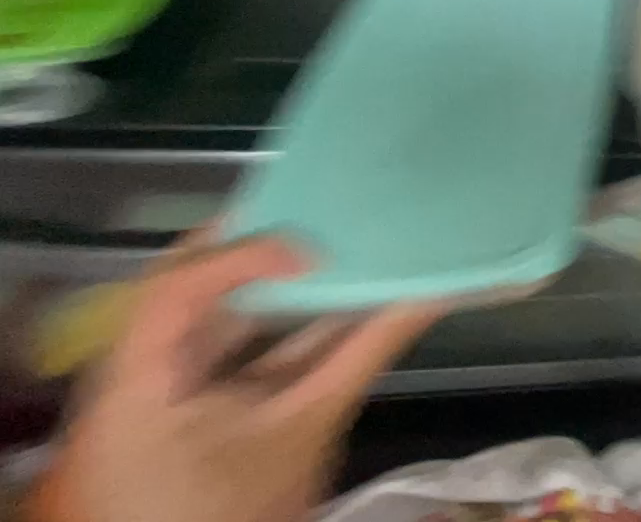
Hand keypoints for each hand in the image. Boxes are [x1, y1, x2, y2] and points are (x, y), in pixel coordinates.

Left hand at [31, 235, 443, 521]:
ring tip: (354, 243)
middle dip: (268, 244)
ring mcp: (169, 387)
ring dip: (291, 281)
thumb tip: (438, 290)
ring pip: (223, 311)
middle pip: (193, 282)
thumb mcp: (309, 427)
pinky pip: (247, 342)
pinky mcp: (199, 401)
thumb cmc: (237, 508)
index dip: (244, 253)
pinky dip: (299, 320)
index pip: (174, 286)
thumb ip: (370, 350)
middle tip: (336, 210)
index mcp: (140, 380)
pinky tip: (353, 297)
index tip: (319, 252)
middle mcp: (143, 371)